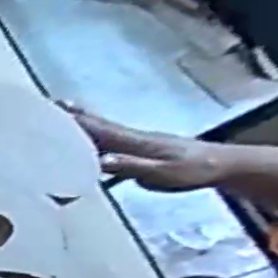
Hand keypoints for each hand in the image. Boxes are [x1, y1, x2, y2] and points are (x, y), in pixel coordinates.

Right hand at [65, 105, 228, 190]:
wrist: (223, 165)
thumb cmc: (191, 172)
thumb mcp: (159, 173)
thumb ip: (129, 166)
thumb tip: (100, 160)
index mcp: (135, 142)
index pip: (100, 129)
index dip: (78, 121)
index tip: (55, 111)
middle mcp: (134, 137)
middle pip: (100, 124)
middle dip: (77, 115)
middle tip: (53, 104)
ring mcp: (139, 141)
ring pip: (105, 129)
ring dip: (84, 122)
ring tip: (66, 115)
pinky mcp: (142, 147)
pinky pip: (111, 138)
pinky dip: (96, 133)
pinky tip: (90, 136)